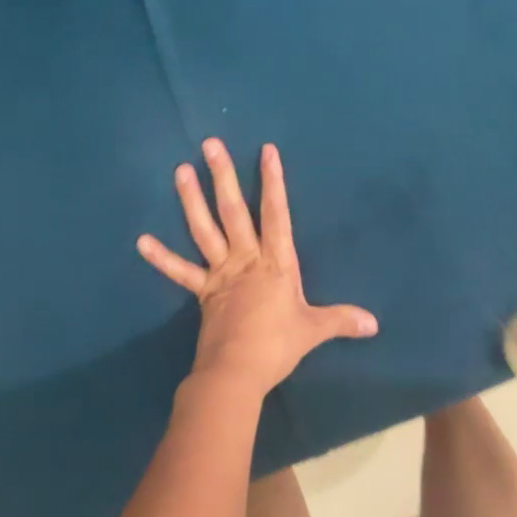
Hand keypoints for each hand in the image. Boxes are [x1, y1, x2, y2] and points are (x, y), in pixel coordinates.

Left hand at [138, 139, 378, 397]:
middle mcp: (245, 258)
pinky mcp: (202, 292)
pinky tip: (142, 241)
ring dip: (191, 199)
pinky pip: (179, 272)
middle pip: (233, 210)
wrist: (236, 372)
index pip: (275, 213)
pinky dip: (161, 257)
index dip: (272, 181)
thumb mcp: (314, 330)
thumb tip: (373, 323)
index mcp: (275, 262)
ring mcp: (220, 273)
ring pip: (204, 229)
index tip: (266, 149)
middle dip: (222, 175)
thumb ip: (341, 320)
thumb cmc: (277, 346)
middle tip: (210, 144)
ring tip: (180, 170)